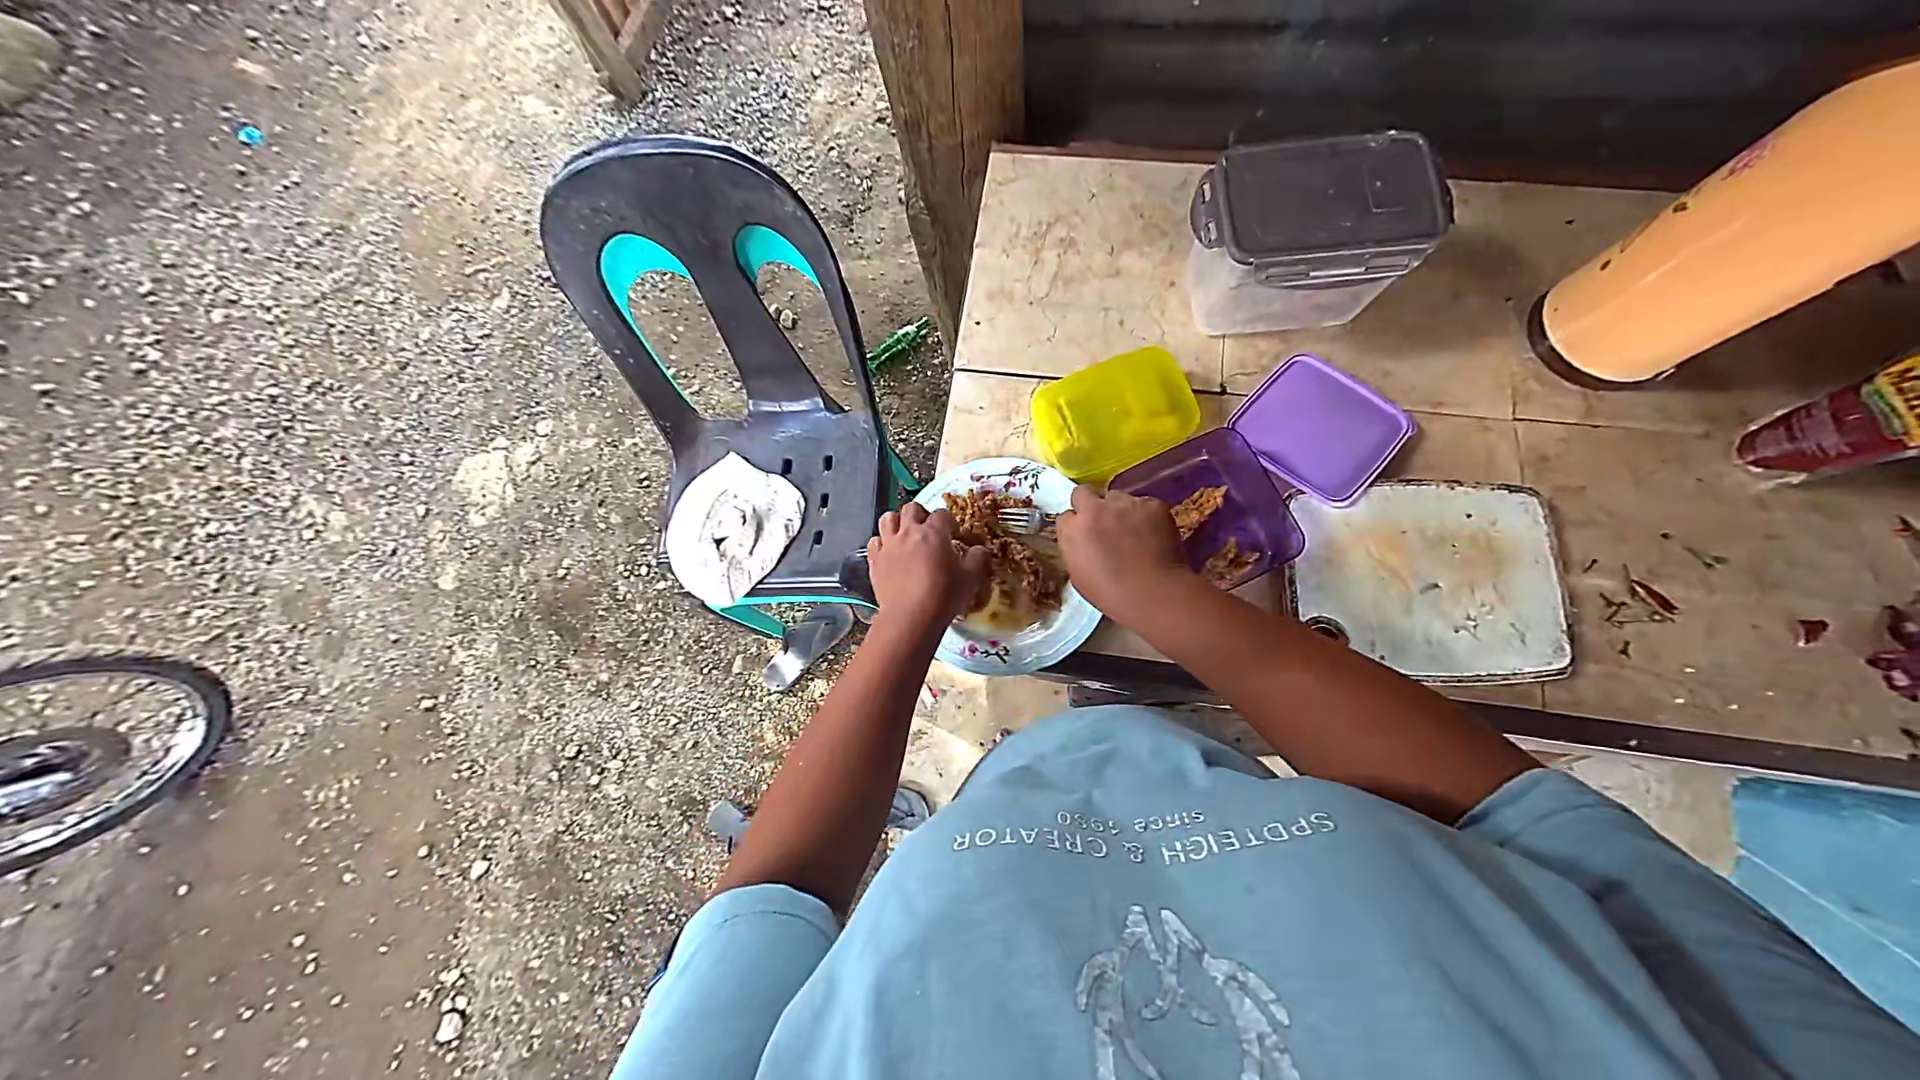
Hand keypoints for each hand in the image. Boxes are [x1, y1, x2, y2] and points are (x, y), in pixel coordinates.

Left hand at [866, 503, 989, 629]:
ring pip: (888, 518)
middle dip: (922, 515)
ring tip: (905, 535)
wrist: (911, 617)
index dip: (950, 523)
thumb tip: (981, 549)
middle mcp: (908, 532)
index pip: (942, 514)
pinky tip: (890, 553)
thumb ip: (978, 558)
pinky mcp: (875, 561)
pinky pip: (874, 541)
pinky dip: (882, 543)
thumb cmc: (944, 596)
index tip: (956, 537)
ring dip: (898, 522)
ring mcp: (888, 545)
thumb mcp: (971, 578)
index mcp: (934, 532)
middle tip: (930, 531)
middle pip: (912, 509)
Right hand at [1055, 485, 1191, 618]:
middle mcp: (1094, 509)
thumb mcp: (1078, 574)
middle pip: (1084, 493)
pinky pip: (1144, 504)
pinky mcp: (1151, 504)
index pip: (1066, 516)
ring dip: (1121, 510)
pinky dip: (1147, 516)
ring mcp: (1124, 503)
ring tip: (1135, 532)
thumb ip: (1076, 548)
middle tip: (1104, 523)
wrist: (1153, 592)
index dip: (1077, 525)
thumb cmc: (1111, 593)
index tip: (1085, 535)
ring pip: (1117, 498)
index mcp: (1072, 530)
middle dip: (1091, 504)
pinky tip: (1154, 534)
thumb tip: (1083, 539)